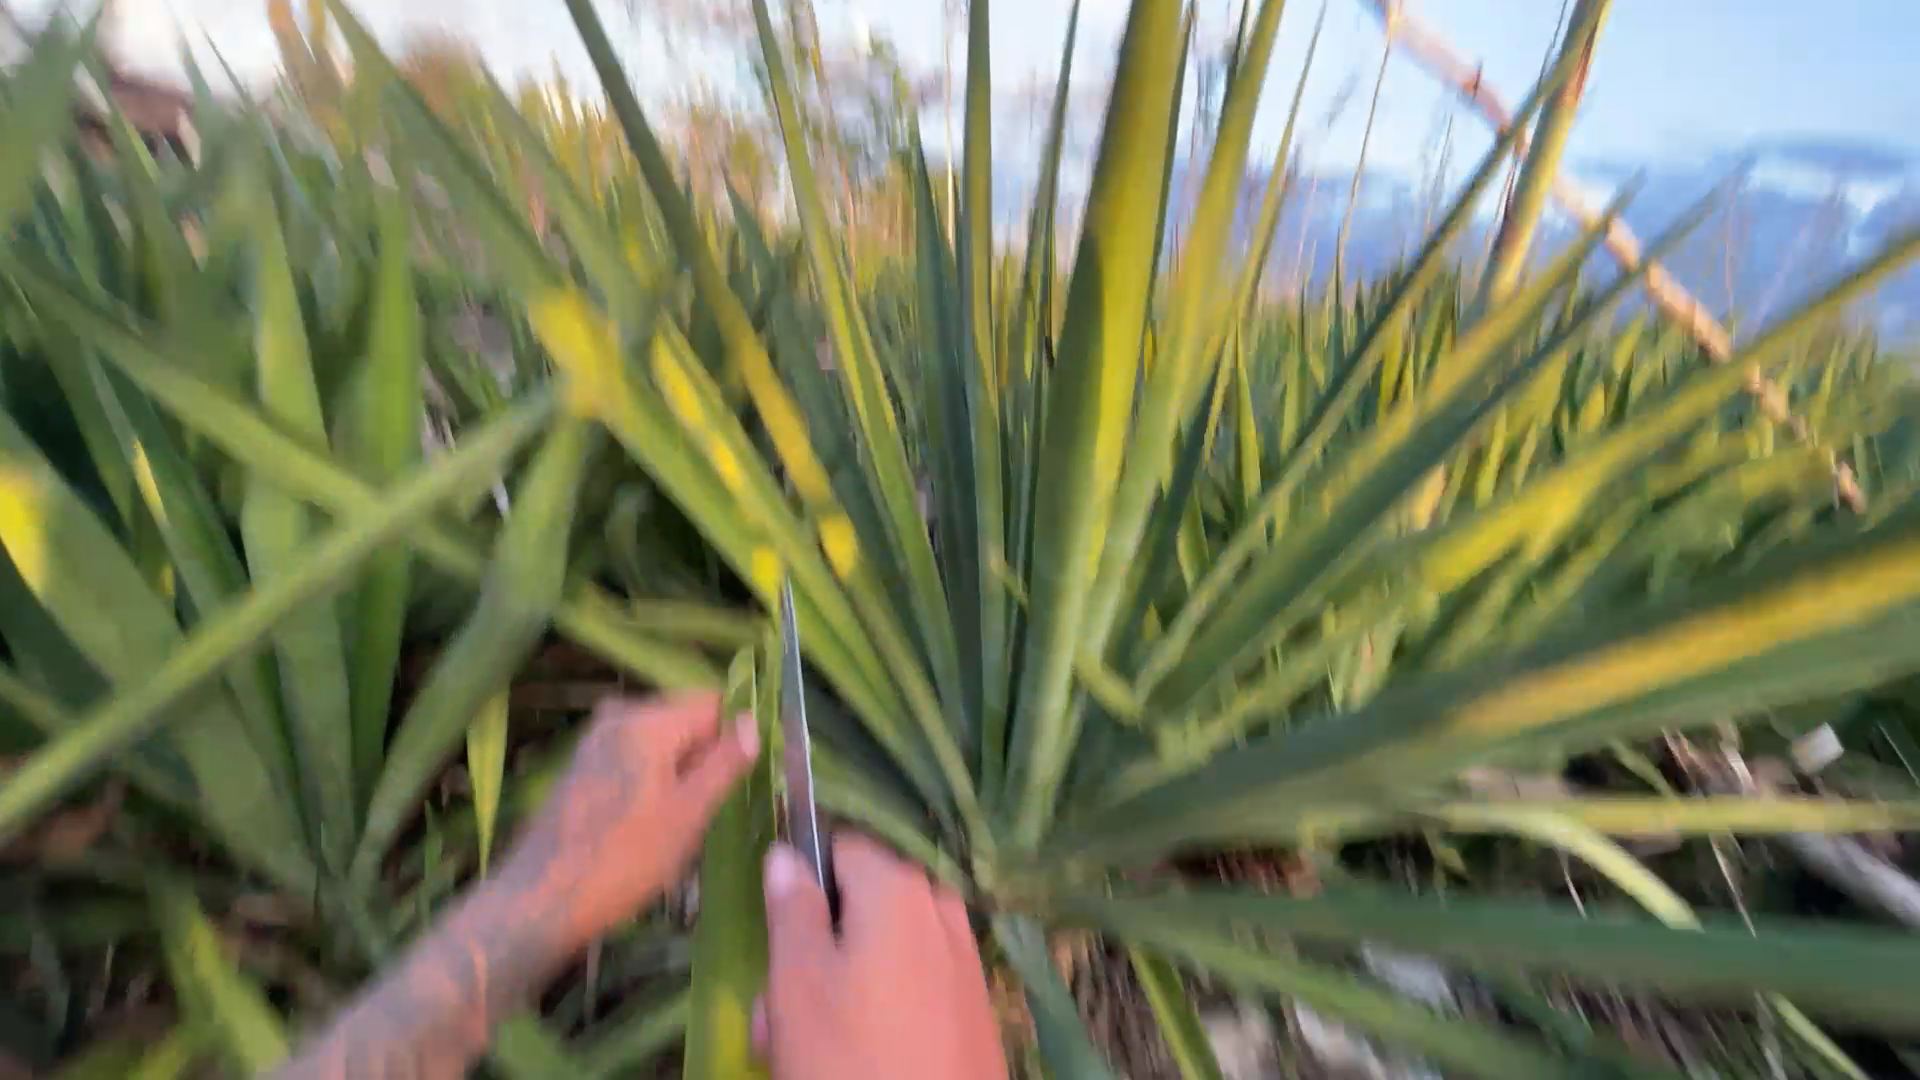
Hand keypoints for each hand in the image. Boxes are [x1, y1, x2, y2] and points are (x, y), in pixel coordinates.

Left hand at [507, 692, 758, 946]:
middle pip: (687, 718)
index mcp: (648, 721)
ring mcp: (595, 740)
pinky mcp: (582, 765)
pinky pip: (636, 754)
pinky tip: (654, 819)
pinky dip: (655, 776)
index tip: (748, 772)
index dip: (737, 733)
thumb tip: (753, 721)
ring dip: (683, 768)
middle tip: (715, 804)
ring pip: (663, 739)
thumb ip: (725, 762)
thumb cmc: (622, 860)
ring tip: (687, 816)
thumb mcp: (689, 814)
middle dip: (708, 753)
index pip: (714, 702)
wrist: (534, 908)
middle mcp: (619, 716)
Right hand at [755, 833, 1006, 1079]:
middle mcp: (938, 901)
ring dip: (843, 980)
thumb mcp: (798, 984)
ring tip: (810, 1045)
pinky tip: (861, 1051)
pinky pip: (915, 975)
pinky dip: (883, 1001)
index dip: (803, 879)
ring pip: (884, 943)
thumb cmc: (852, 1061)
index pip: (840, 843)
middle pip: (862, 898)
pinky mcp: (973, 996)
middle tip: (781, 1008)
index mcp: (898, 883)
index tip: (780, 931)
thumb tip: (785, 851)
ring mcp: (962, 949)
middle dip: (817, 941)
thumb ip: (790, 907)